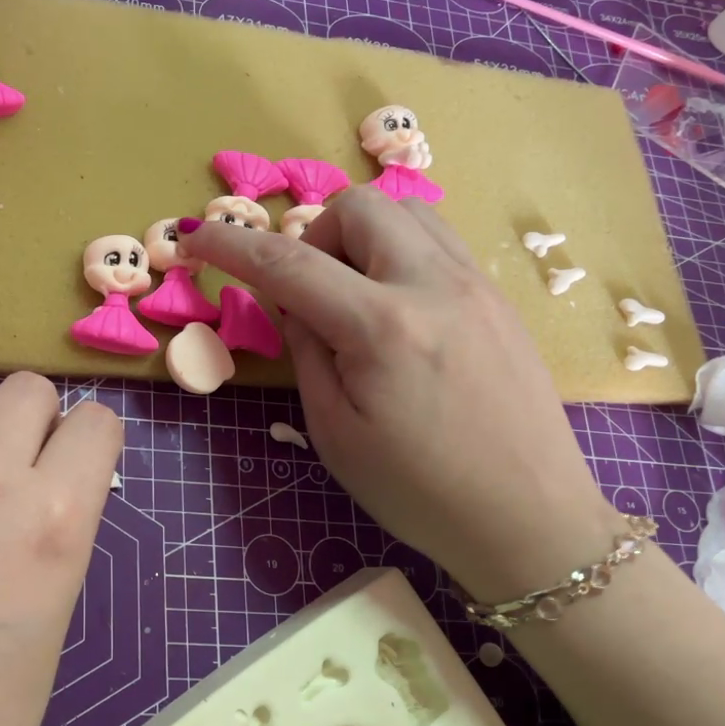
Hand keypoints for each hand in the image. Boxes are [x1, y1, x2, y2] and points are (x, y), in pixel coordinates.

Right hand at [177, 187, 620, 600]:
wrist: (528, 519)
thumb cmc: (418, 490)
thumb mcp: (334, 431)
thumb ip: (306, 351)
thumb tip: (296, 304)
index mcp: (383, 327)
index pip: (289, 262)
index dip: (231, 244)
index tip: (195, 236)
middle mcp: (435, 286)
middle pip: (358, 207)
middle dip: (312, 235)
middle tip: (305, 293)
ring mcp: (477, 286)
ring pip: (405, 213)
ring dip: (359, 237)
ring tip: (350, 297)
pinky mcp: (499, 299)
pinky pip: (437, 242)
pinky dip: (396, 253)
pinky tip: (393, 309)